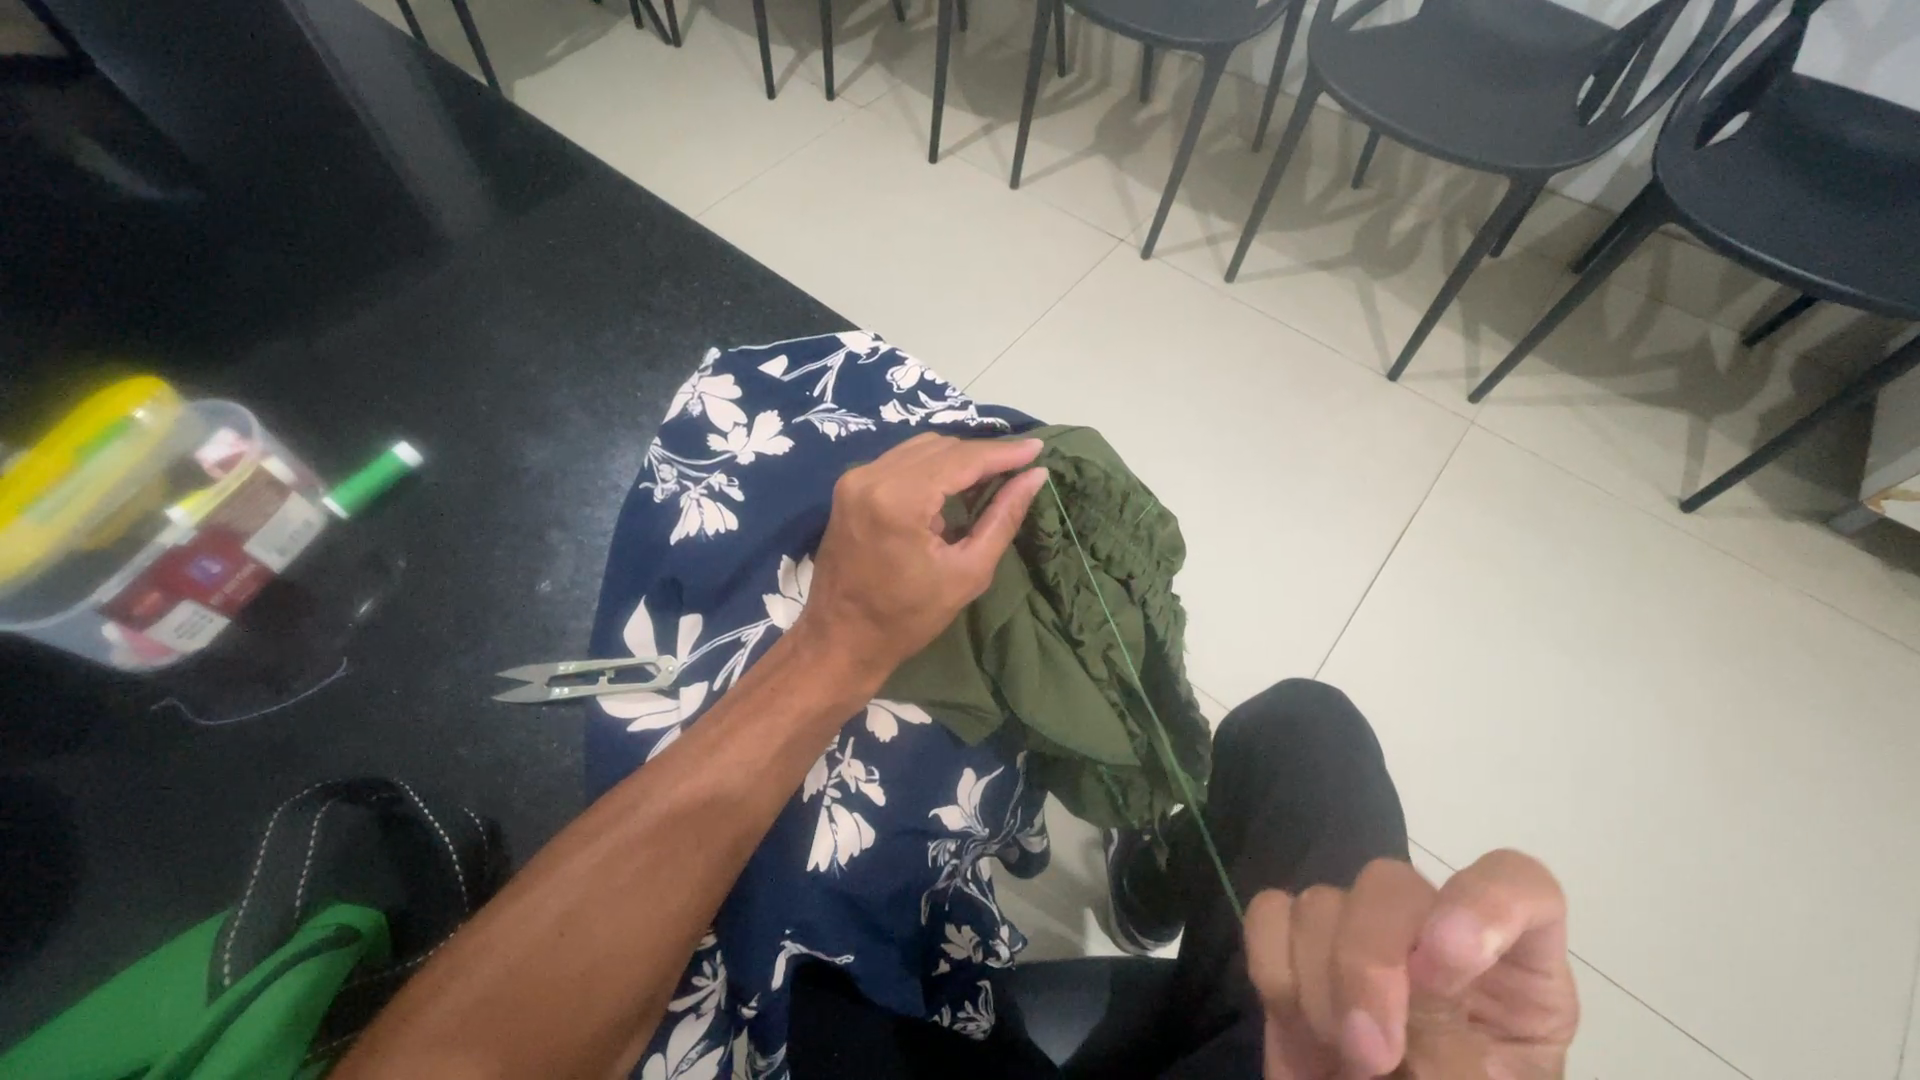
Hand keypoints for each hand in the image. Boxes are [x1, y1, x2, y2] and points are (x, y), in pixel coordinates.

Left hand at [791, 433, 1046, 689]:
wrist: (841, 638)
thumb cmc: (907, 617)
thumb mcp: (968, 572)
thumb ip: (1002, 518)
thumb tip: (1035, 477)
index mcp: (899, 499)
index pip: (961, 459)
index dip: (1003, 452)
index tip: (1038, 448)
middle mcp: (872, 476)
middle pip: (940, 447)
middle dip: (982, 454)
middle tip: (1020, 467)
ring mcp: (855, 479)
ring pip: (920, 449)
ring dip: (958, 458)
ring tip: (993, 475)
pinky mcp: (849, 487)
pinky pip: (900, 461)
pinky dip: (932, 467)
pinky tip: (954, 487)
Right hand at [1247, 851, 1577, 1079]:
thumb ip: (1451, 1037)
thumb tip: (1409, 974)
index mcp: (1512, 974)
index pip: (1520, 885)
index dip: (1483, 902)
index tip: (1442, 964)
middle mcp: (1432, 936)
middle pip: (1391, 884)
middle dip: (1366, 960)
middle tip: (1370, 1053)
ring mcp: (1356, 939)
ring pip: (1322, 901)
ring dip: (1320, 985)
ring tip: (1343, 1057)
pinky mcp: (1293, 949)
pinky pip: (1269, 915)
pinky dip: (1274, 968)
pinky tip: (1299, 1022)